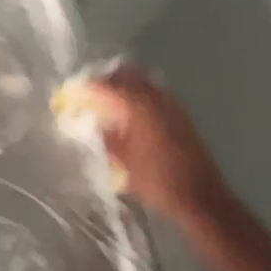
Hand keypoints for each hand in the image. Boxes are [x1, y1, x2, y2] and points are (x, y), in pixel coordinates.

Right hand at [82, 63, 233, 229]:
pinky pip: (154, 91)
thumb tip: (93, 123)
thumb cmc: (157, 181)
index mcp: (136, 106)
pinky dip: (139, 93)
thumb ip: (105, 137)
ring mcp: (171, 103)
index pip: (103, 86)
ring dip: (123, 84)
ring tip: (107, 100)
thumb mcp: (121, 162)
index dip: (84, 88)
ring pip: (141, 80)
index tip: (70, 94)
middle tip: (88, 92)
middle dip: (104, 79)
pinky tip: (131, 111)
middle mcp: (154, 97)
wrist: (201, 197)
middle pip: (125, 73)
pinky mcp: (181, 113)